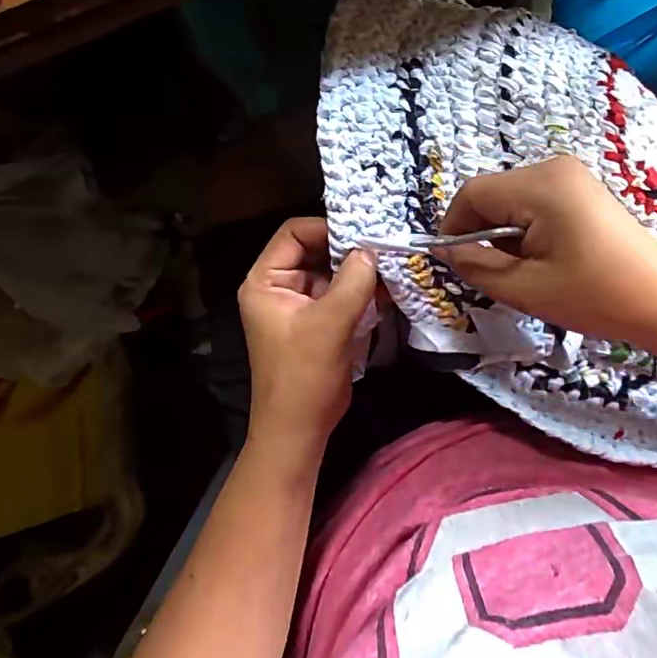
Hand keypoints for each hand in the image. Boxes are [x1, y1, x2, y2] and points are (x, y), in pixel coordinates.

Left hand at [237, 218, 378, 447]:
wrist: (300, 429)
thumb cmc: (304, 375)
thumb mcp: (329, 324)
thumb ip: (352, 282)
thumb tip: (372, 250)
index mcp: (266, 281)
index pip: (293, 234)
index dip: (326, 227)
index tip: (362, 231)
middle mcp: (280, 287)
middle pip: (315, 250)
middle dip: (348, 248)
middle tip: (383, 244)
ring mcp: (300, 304)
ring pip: (332, 271)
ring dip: (359, 269)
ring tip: (390, 263)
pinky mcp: (320, 320)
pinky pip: (341, 293)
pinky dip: (362, 289)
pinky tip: (388, 287)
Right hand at [435, 157, 656, 365]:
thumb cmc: (596, 297)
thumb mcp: (526, 289)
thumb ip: (477, 265)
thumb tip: (446, 251)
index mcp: (541, 185)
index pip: (472, 194)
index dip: (454, 227)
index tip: (455, 263)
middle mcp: (553, 167)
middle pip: (492, 193)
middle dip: (484, 232)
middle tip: (500, 273)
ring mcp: (570, 175)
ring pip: (510, 198)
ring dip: (506, 233)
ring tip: (529, 269)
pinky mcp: (581, 188)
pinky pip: (533, 201)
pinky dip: (526, 228)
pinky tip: (547, 256)